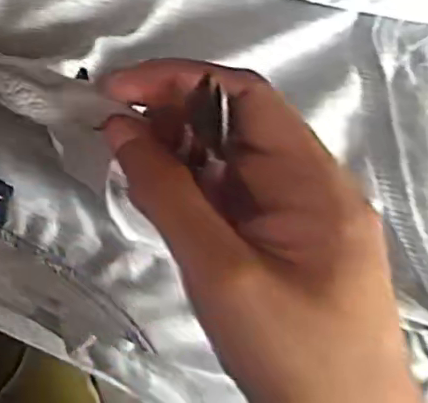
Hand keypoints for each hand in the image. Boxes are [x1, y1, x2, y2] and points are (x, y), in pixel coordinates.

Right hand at [100, 60, 419, 402]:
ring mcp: (291, 210)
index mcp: (314, 185)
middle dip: (164, 112)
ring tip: (131, 171)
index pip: (244, 94)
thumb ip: (165, 189)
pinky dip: (176, 176)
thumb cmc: (294, 350)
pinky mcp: (272, 232)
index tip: (115, 92)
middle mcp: (307, 185)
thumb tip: (117, 123)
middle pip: (228, 115)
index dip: (176, 77)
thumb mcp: (220, 268)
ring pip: (217, 148)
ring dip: (167, 146)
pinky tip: (154, 197)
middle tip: (113, 132)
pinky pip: (216, 181)